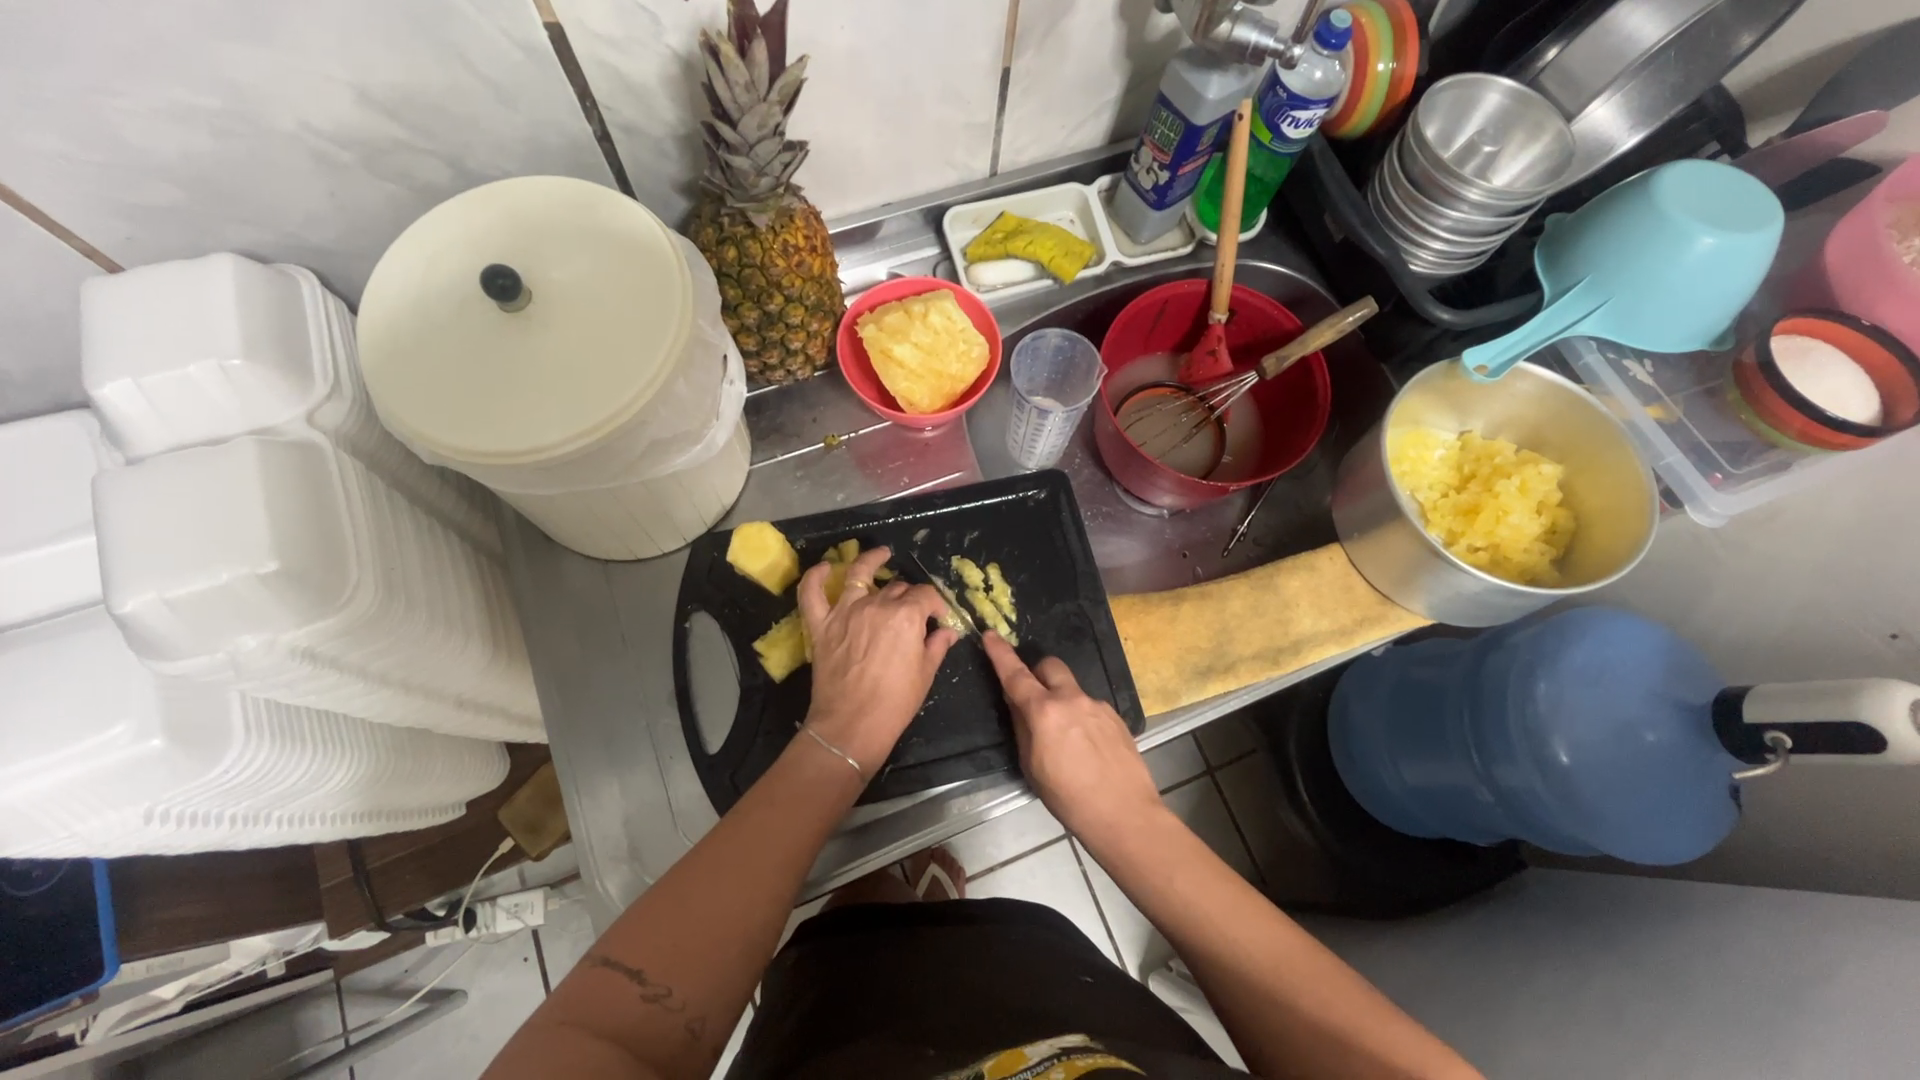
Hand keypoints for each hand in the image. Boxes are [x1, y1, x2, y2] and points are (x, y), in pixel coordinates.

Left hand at [798, 546, 958, 772]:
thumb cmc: (895, 703)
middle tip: (914, 611)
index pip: (925, 596)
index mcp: (906, 616)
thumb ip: (936, 646)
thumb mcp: (925, 674)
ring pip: (859, 576)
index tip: (939, 619)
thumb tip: (947, 632)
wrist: (852, 725)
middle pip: (896, 588)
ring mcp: (845, 612)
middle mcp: (876, 605)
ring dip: (871, 562)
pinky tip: (825, 567)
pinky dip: (817, 576)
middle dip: (909, 595)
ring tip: (881, 555)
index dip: (936, 605)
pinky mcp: (822, 625)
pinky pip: (813, 593)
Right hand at [982, 633, 1162, 839]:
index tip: (990, 635)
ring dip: (1062, 701)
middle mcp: (1072, 700)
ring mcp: (1098, 706)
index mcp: (1044, 712)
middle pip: (1050, 666)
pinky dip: (1082, 718)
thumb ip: (1022, 727)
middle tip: (1033, 698)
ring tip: (1065, 740)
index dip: (1000, 653)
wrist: (1124, 813)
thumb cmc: (1068, 797)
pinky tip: (1087, 749)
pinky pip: (1090, 707)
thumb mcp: (1031, 766)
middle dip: (1038, 674)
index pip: (1016, 675)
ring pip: (1072, 690)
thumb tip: (1017, 703)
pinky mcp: (1116, 718)